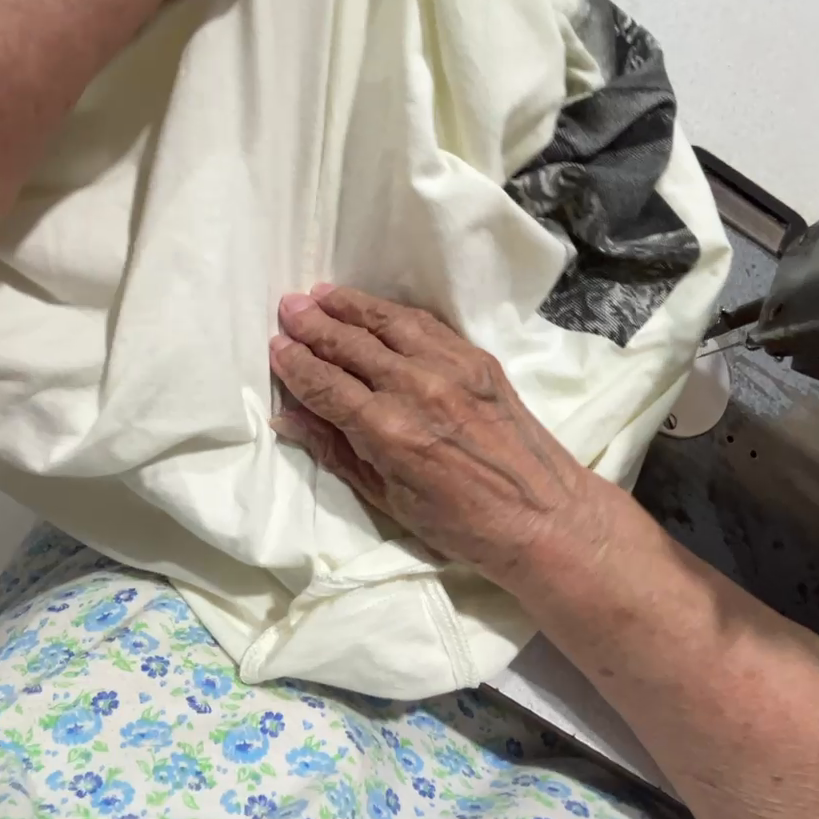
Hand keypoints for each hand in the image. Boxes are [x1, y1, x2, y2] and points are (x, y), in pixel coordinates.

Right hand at [269, 285, 626, 589]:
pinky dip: (392, 312)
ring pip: (387, 323)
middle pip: (352, 345)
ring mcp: (451, 368)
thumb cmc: (459, 524)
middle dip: (314, 325)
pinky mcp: (477, 359)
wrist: (544, 516)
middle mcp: (417, 390)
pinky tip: (373, 306)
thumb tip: (286, 417)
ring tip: (320, 294)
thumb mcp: (385, 499)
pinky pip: (425, 324)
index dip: (296, 364)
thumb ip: (335, 450)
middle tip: (287, 305)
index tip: (274, 345)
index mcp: (389, 432)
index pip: (327, 384)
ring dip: (350, 306)